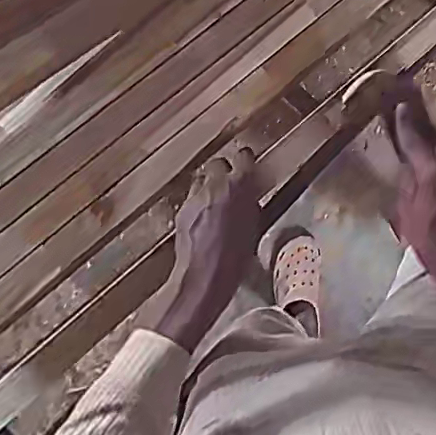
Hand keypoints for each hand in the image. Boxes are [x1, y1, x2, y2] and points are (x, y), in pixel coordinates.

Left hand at [149, 147, 260, 350]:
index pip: (244, 156)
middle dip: (223, 172)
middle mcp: (216, 186)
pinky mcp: (181, 209)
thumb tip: (249, 194)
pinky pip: (192, 198)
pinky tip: (203, 219)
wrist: (204, 278)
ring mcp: (195, 196)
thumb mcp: (254, 227)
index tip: (247, 167)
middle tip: (230, 185)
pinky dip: (198, 203)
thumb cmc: (236, 258)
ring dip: (209, 186)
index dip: (245, 162)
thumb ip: (250, 204)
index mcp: (241, 187)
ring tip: (215, 203)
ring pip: (202, 179)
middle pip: (218, 163)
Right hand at [388, 91, 435, 304]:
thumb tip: (407, 168)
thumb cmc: (432, 246)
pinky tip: (434, 166)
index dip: (406, 123)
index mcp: (434, 176)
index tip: (399, 106)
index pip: (416, 142)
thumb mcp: (408, 217)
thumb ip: (407, 188)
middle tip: (420, 117)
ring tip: (425, 140)